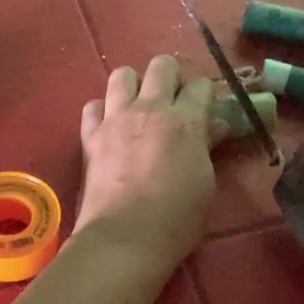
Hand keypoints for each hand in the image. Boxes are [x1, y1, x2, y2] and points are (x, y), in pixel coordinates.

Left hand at [75, 55, 217, 270]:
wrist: (125, 237)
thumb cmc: (177, 218)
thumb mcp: (205, 183)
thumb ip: (207, 148)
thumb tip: (213, 127)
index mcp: (185, 121)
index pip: (200, 85)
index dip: (204, 93)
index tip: (204, 106)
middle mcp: (150, 109)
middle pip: (161, 66)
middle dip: (170, 76)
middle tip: (172, 99)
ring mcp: (116, 119)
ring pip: (122, 75)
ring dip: (133, 84)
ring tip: (138, 105)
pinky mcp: (90, 135)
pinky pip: (92, 106)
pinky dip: (101, 111)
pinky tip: (109, 125)